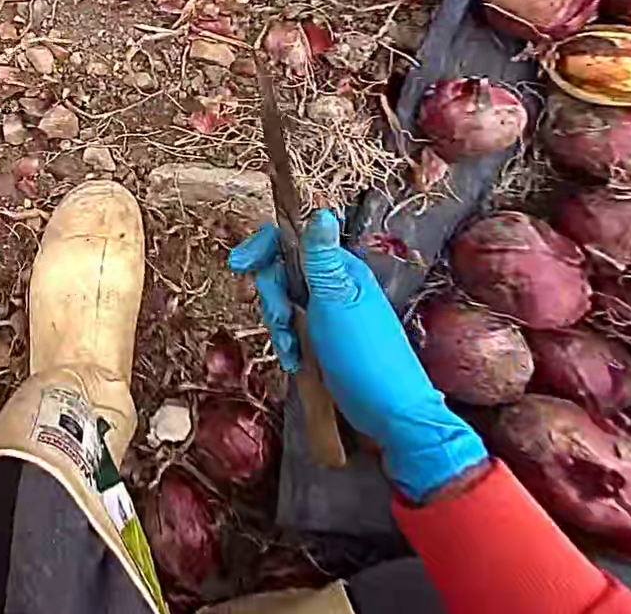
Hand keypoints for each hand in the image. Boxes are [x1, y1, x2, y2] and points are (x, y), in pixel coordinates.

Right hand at [229, 211, 487, 502]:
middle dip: (273, 297)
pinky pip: (289, 328)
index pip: (291, 240)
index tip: (238, 264)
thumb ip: (321, 258)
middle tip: (283, 321)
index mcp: (338, 268)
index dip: (262, 247)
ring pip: (282, 302)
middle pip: (280, 272)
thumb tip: (320, 212)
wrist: (392, 417)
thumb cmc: (366, 355)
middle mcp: (331, 283)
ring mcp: (325, 311)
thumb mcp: (336, 302)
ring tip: (293, 350)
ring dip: (279, 326)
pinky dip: (287, 343)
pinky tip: (296, 361)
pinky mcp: (320, 337)